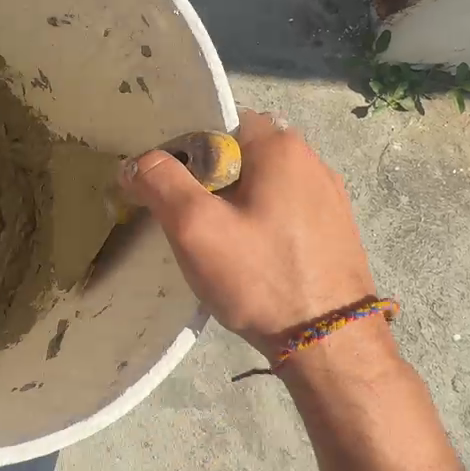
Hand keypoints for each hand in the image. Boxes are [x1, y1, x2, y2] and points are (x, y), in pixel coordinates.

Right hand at [119, 109, 374, 354]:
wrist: (331, 349)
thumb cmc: (260, 277)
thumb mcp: (194, 226)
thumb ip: (158, 181)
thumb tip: (135, 163)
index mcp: (281, 147)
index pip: (216, 122)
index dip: (181, 146)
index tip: (164, 182)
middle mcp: (312, 161)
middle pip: (237, 151)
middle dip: (204, 176)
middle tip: (181, 214)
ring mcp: (329, 198)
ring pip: (259, 182)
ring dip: (230, 201)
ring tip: (210, 238)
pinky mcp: (334, 231)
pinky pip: (280, 208)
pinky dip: (255, 221)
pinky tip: (245, 255)